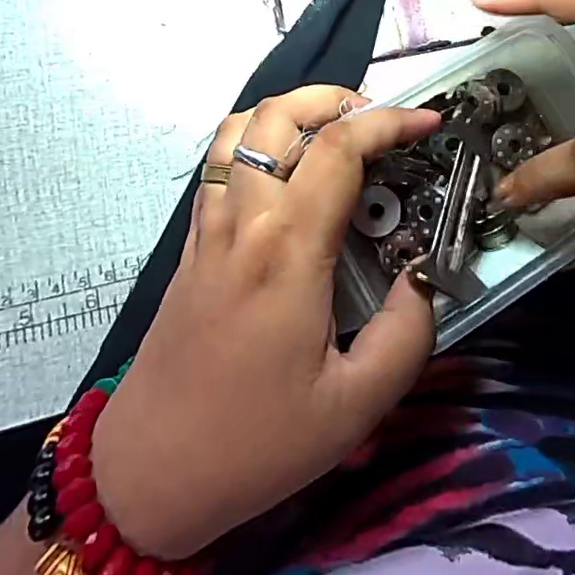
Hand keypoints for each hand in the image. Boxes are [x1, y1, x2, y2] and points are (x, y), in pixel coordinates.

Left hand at [89, 86, 441, 558]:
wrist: (146, 476)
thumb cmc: (254, 443)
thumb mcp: (356, 405)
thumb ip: (407, 334)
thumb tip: (422, 280)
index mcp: (287, 250)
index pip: (338, 148)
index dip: (390, 121)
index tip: (428, 122)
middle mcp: (243, 221)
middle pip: (277, 115)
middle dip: (336, 98)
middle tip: (379, 123)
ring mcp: (210, 227)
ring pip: (239, 129)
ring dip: (291, 112)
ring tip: (336, 134)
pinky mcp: (193, 244)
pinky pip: (219, 164)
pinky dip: (258, 140)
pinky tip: (290, 172)